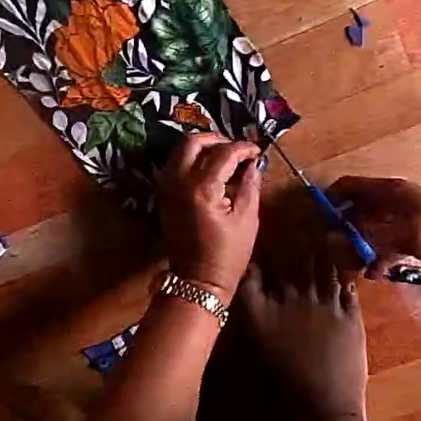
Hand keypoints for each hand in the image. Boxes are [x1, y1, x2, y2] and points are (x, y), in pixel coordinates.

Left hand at [157, 133, 263, 294]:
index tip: (257, 151)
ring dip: (202, 148)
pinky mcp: (163, 195)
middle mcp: (179, 182)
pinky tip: (210, 170)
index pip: (224, 153)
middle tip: (236, 148)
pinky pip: (175, 165)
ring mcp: (167, 188)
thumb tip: (253, 164)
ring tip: (224, 156)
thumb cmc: (227, 254)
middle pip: (192, 142)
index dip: (243, 148)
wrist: (197, 281)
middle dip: (216, 139)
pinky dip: (191, 160)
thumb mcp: (247, 219)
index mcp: (202, 188)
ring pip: (180, 151)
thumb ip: (250, 185)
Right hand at [326, 176, 420, 280]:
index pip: (349, 186)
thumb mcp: (407, 234)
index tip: (313, 221)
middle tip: (331, 254)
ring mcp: (404, 223)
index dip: (329, 199)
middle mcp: (394, 203)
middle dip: (342, 231)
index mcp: (391, 191)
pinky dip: (377, 259)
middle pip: (356, 211)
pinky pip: (385, 247)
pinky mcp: (413, 241)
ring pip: (369, 232)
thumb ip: (369, 237)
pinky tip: (375, 274)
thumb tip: (333, 240)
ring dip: (359, 248)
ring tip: (351, 269)